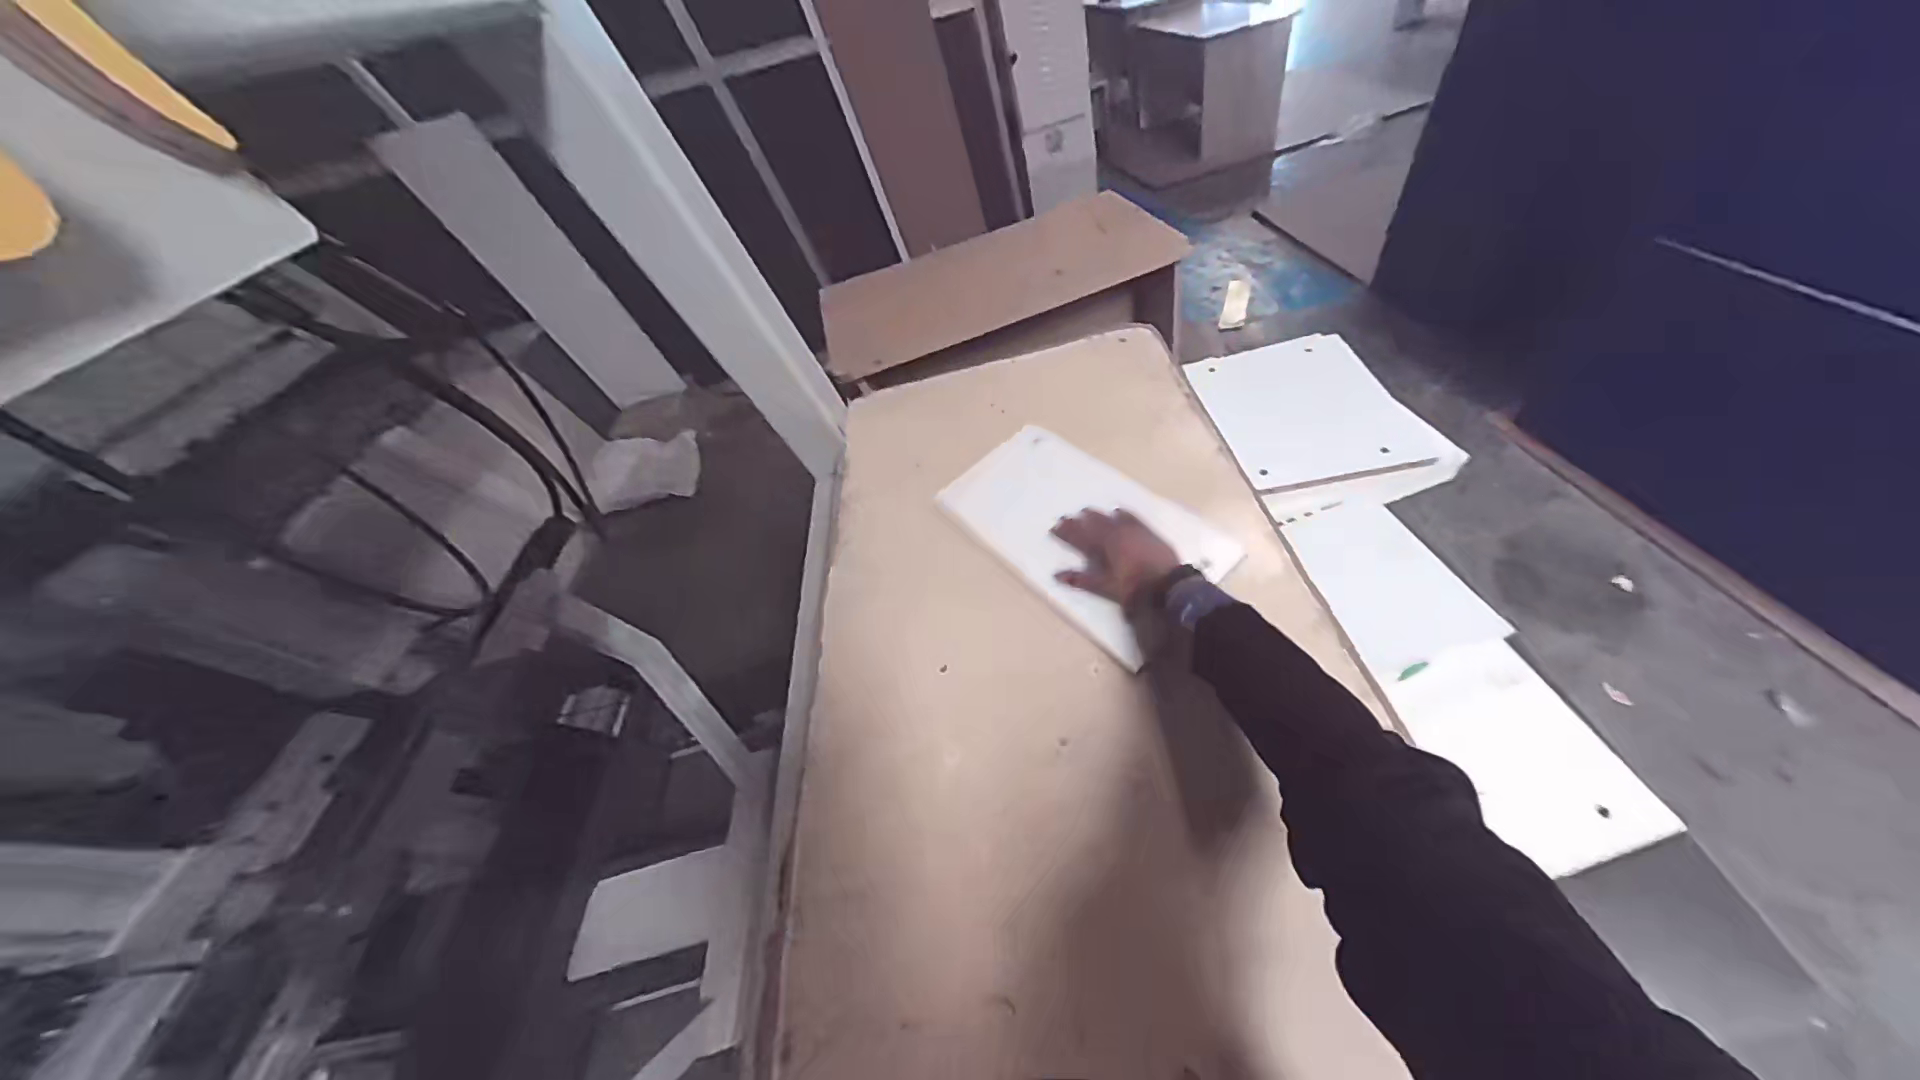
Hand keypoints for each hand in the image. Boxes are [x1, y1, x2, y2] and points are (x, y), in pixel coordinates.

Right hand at [1051, 508, 1179, 607]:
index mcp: (1104, 547)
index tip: (1054, 526)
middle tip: (1067, 517)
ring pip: (1110, 518)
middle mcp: (1116, 534)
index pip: (1080, 537)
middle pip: (1093, 524)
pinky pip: (1132, 517)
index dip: (1066, 532)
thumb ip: (1082, 579)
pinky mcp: (1147, 532)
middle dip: (1078, 521)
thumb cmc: (1135, 588)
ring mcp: (1133, 531)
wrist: (1169, 585)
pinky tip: (1118, 511)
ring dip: (1098, 515)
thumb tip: (1057, 575)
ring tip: (1087, 511)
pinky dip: (1122, 513)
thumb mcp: (1106, 587)